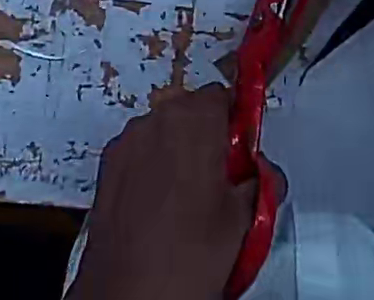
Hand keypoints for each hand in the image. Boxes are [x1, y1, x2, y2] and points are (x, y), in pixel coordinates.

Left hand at [68, 84, 265, 299]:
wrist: (130, 292)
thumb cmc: (190, 253)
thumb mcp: (244, 220)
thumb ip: (262, 181)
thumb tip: (265, 170)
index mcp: (195, 120)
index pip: (222, 95)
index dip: (235, 119)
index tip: (242, 146)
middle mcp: (158, 118)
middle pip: (190, 109)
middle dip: (207, 135)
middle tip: (220, 178)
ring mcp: (128, 138)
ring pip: (163, 129)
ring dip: (177, 149)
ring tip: (187, 198)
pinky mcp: (108, 161)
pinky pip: (139, 150)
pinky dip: (150, 165)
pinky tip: (159, 205)